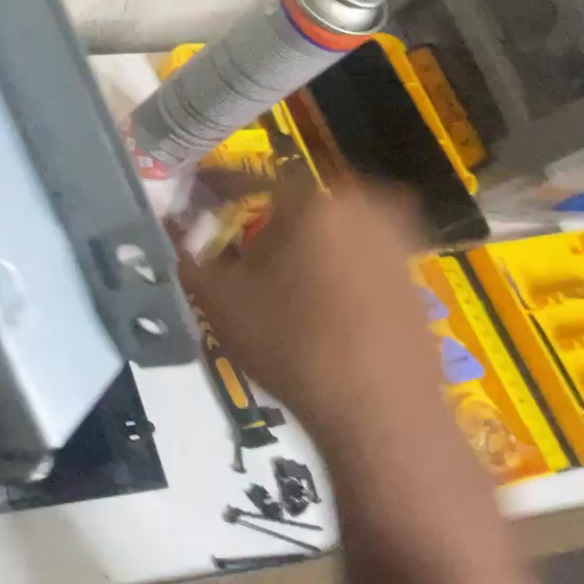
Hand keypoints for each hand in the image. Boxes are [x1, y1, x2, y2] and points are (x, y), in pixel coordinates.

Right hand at [178, 177, 444, 449]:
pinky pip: (355, 248)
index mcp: (309, 202)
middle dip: (259, 210)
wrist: (376, 407)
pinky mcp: (411, 273)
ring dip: (295, 235)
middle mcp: (360, 206)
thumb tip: (171, 225)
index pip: (247, 176)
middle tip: (228, 231)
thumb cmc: (287, 343)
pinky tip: (307, 291)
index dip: (212, 183)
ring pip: (328, 223)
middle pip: (294, 197)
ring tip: (266, 263)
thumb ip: (187, 253)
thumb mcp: (216, 298)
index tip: (189, 189)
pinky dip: (327, 257)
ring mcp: (395, 239)